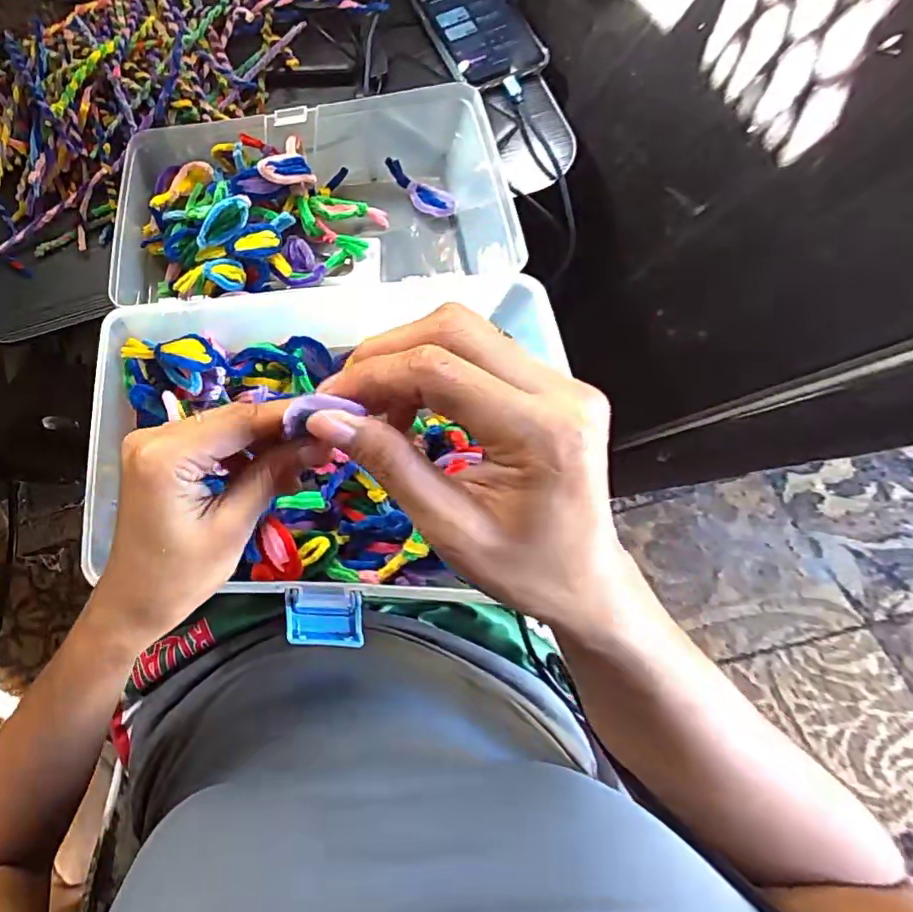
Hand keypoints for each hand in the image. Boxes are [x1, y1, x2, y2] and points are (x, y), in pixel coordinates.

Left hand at [93, 400, 318, 646]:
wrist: (132, 602)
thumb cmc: (179, 578)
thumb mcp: (231, 528)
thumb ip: (269, 476)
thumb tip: (315, 444)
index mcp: (166, 455)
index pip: (238, 420)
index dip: (286, 416)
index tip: (327, 418)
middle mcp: (152, 436)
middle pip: (227, 419)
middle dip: (275, 430)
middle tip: (321, 444)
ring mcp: (149, 442)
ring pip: (218, 428)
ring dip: (258, 442)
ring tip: (299, 463)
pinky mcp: (154, 453)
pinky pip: (203, 441)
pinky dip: (234, 452)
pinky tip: (265, 467)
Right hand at [310, 303, 649, 638]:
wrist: (585, 582)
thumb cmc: (522, 568)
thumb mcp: (446, 526)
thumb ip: (388, 463)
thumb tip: (326, 418)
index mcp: (540, 430)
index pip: (438, 369)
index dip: (372, 376)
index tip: (328, 401)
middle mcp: (558, 390)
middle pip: (452, 328)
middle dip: (384, 354)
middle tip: (346, 394)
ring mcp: (559, 380)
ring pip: (462, 329)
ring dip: (403, 355)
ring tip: (373, 402)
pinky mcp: (548, 382)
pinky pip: (475, 349)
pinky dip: (426, 366)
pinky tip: (408, 404)